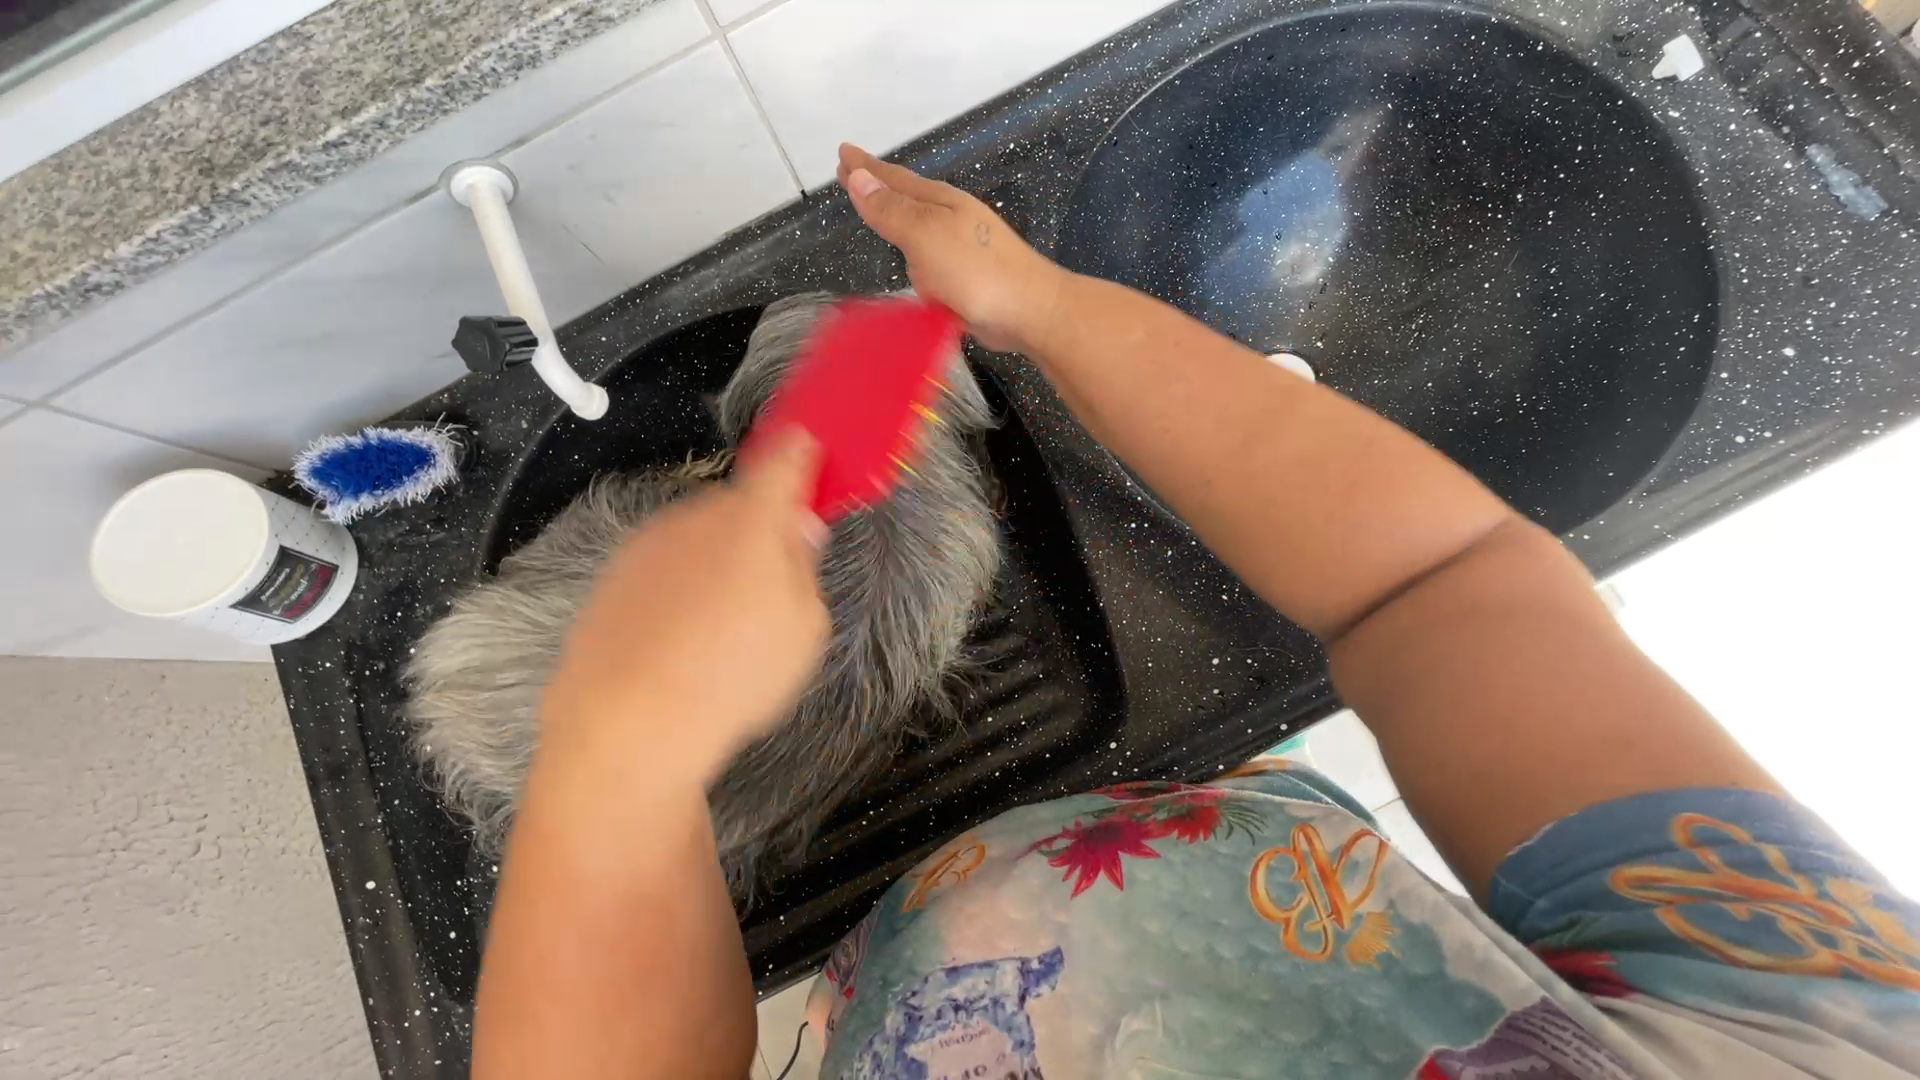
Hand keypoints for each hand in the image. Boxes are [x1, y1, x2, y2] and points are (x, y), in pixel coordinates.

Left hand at [536, 430, 830, 789]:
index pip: (785, 458)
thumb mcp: (804, 628)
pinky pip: (665, 565)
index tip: (813, 455)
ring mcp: (649, 543)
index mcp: (754, 520)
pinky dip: (679, 586)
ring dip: (718, 560)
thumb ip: (804, 567)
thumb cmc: (731, 675)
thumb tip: (798, 531)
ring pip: (700, 536)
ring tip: (724, 628)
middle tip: (775, 582)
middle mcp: (697, 517)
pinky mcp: (615, 575)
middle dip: (761, 529)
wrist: (625, 722)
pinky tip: (683, 638)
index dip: (804, 451)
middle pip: (740, 503)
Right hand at [837, 143, 1065, 351]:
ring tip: (876, 215)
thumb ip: (891, 211)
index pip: (893, 180)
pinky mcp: (965, 282)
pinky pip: (928, 267)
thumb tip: (858, 178)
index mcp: (939, 203)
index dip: (866, 169)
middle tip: (851, 177)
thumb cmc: (976, 272)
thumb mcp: (925, 236)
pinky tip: (912, 267)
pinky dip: (915, 262)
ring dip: (897, 223)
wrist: (1028, 312)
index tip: (842, 153)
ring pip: (916, 235)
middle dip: (878, 191)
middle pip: (905, 201)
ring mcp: (959, 251)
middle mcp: (949, 221)